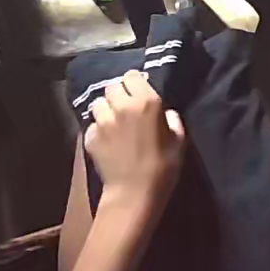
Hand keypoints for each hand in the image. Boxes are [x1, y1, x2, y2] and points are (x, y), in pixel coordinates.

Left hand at [85, 71, 185, 215]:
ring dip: (105, 110)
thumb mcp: (179, 141)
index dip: (134, 83)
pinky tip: (106, 141)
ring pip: (98, 103)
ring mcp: (103, 120)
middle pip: (112, 87)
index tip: (137, 92)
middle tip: (124, 109)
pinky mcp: (90, 135)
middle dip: (118, 95)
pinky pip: (92, 125)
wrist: (135, 194)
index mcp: (146, 102)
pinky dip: (97, 130)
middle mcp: (122, 106)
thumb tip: (166, 113)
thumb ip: (172, 121)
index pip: (132, 76)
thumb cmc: (163, 168)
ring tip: (112, 122)